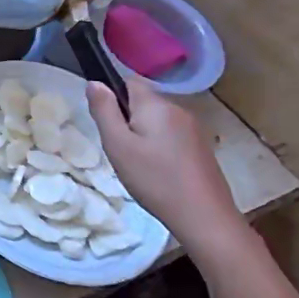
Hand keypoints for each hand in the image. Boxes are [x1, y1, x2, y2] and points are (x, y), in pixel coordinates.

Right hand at [86, 78, 242, 250]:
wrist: (204, 215)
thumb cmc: (153, 178)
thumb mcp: (117, 144)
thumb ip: (104, 110)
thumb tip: (94, 82)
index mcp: (156, 105)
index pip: (129, 81)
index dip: (111, 94)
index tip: (104, 120)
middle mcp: (178, 109)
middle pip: (143, 101)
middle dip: (126, 116)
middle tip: (117, 147)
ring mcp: (193, 128)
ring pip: (156, 119)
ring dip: (141, 131)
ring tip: (134, 160)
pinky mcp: (200, 146)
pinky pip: (170, 134)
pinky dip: (157, 144)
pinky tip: (155, 168)